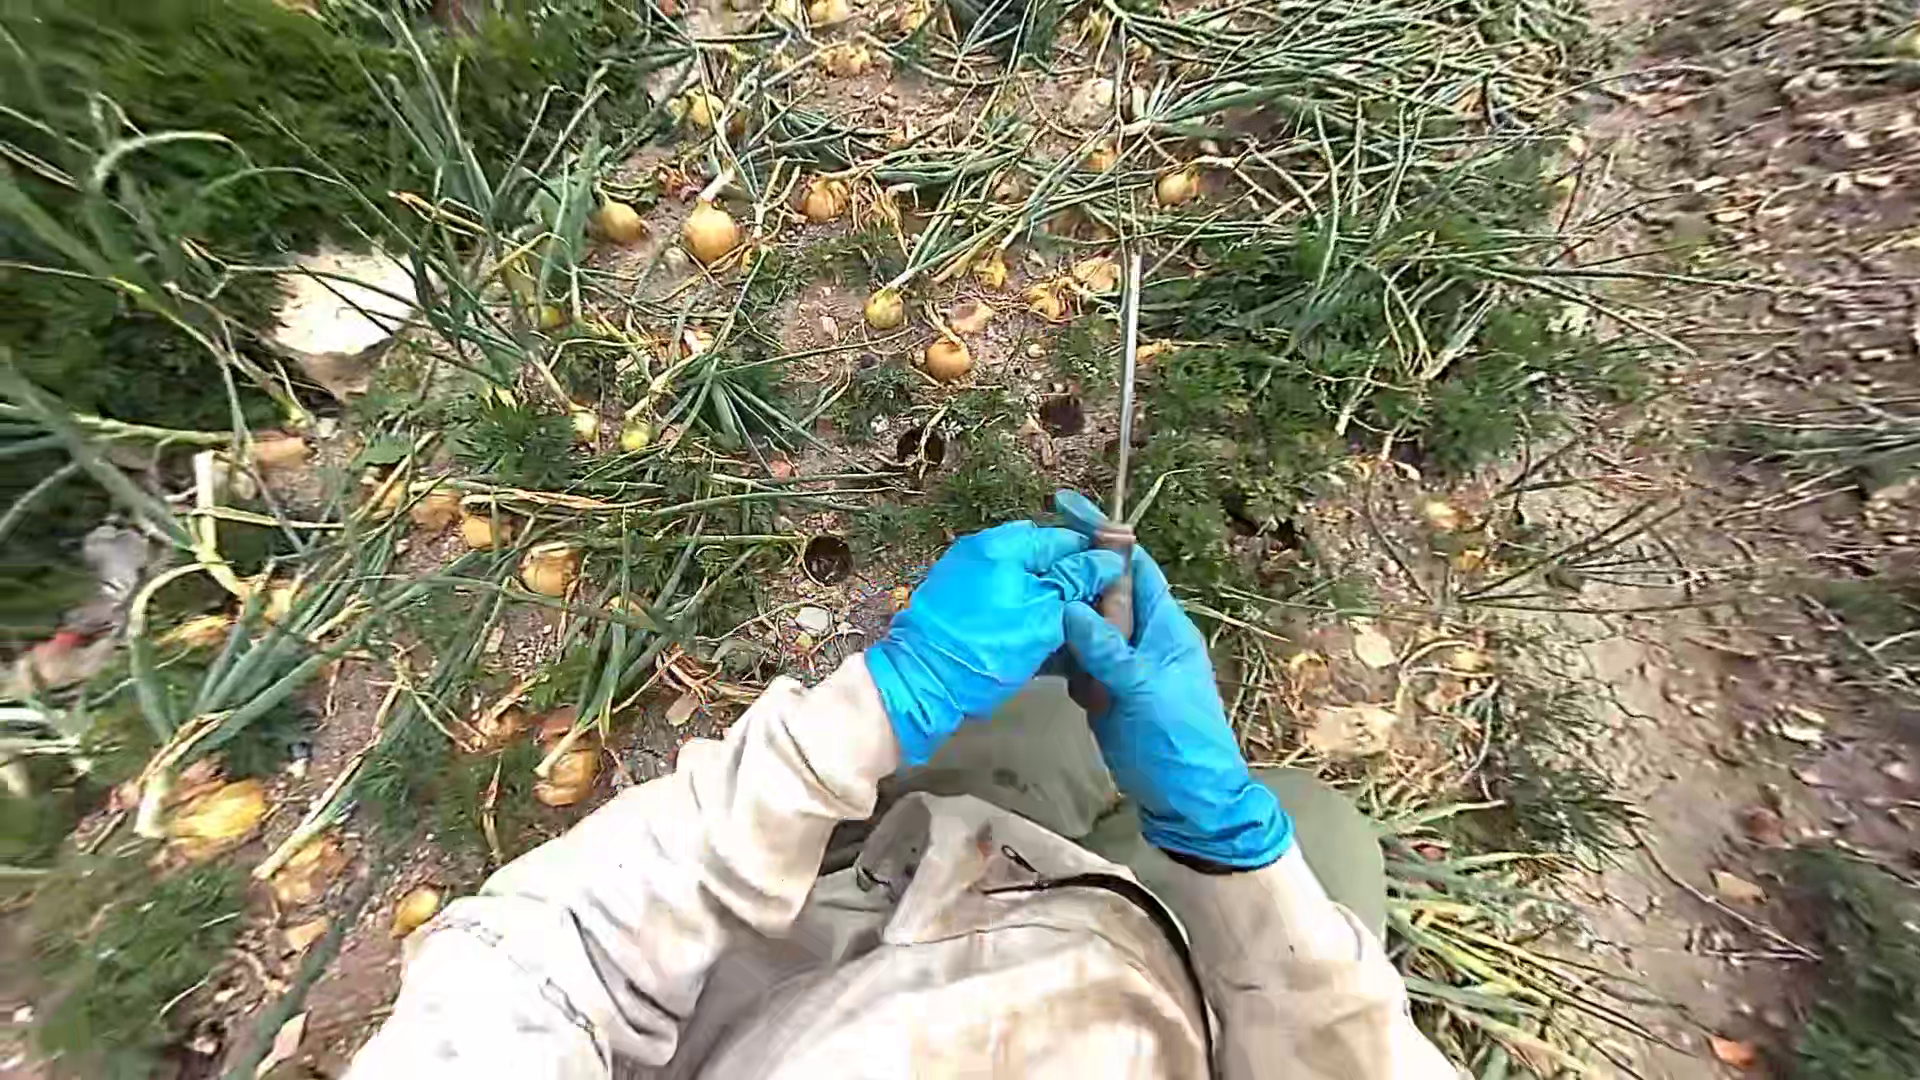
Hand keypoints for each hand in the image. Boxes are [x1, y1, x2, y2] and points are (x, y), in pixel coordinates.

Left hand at [868, 521, 1124, 764]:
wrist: (921, 684)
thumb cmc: (986, 647)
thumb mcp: (1041, 615)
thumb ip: (1076, 582)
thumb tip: (1110, 559)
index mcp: (1005, 545)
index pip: (1065, 538)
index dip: (1096, 559)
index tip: (1121, 584)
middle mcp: (987, 553)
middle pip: (1047, 560)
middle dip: (1076, 584)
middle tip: (1103, 613)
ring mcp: (973, 579)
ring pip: (1030, 584)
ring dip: (1055, 604)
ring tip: (1080, 631)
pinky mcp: (966, 606)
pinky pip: (1009, 602)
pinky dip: (1030, 616)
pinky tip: (1050, 641)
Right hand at [1055, 491, 1291, 868]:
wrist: (1183, 798)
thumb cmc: (1179, 739)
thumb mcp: (1146, 691)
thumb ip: (1109, 650)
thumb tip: (1070, 607)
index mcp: (1163, 623)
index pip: (1133, 564)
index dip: (1103, 534)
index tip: (1066, 508)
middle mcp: (1139, 633)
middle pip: (1102, 588)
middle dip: (1070, 568)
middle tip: (1028, 553)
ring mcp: (1118, 659)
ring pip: (1083, 621)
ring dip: (1058, 609)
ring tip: (1022, 595)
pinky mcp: (1101, 684)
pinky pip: (1074, 655)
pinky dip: (1055, 648)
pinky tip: (1031, 642)